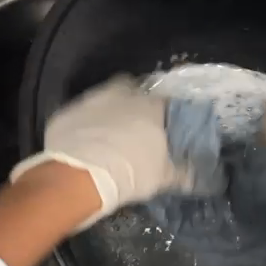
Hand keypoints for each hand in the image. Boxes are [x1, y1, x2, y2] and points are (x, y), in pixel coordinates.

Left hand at [11, 77, 179, 228]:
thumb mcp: (162, 178)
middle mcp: (122, 96)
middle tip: (134, 120)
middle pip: (130, 87)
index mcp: (150, 107)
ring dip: (106, 109)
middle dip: (132, 99)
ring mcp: (91, 100)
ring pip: (102, 96)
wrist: (80, 175)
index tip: (164, 125)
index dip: (164, 112)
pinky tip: (84, 140)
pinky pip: (79, 113)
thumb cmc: (131, 171)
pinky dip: (83, 123)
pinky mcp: (66, 112)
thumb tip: (198, 179)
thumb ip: (182, 174)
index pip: (165, 101)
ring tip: (108, 131)